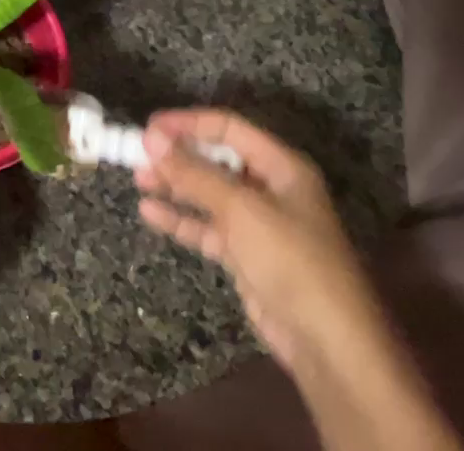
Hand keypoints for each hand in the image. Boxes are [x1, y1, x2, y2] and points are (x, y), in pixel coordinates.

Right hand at [131, 109, 378, 373]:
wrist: (326, 339)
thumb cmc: (291, 260)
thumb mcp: (240, 209)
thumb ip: (194, 173)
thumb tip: (152, 138)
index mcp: (281, 167)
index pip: (229, 129)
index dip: (189, 124)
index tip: (149, 128)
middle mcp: (270, 189)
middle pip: (217, 160)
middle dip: (178, 155)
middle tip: (137, 155)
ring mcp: (258, 223)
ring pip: (208, 193)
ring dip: (174, 185)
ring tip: (138, 179)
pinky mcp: (245, 253)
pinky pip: (206, 226)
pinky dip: (179, 218)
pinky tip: (149, 212)